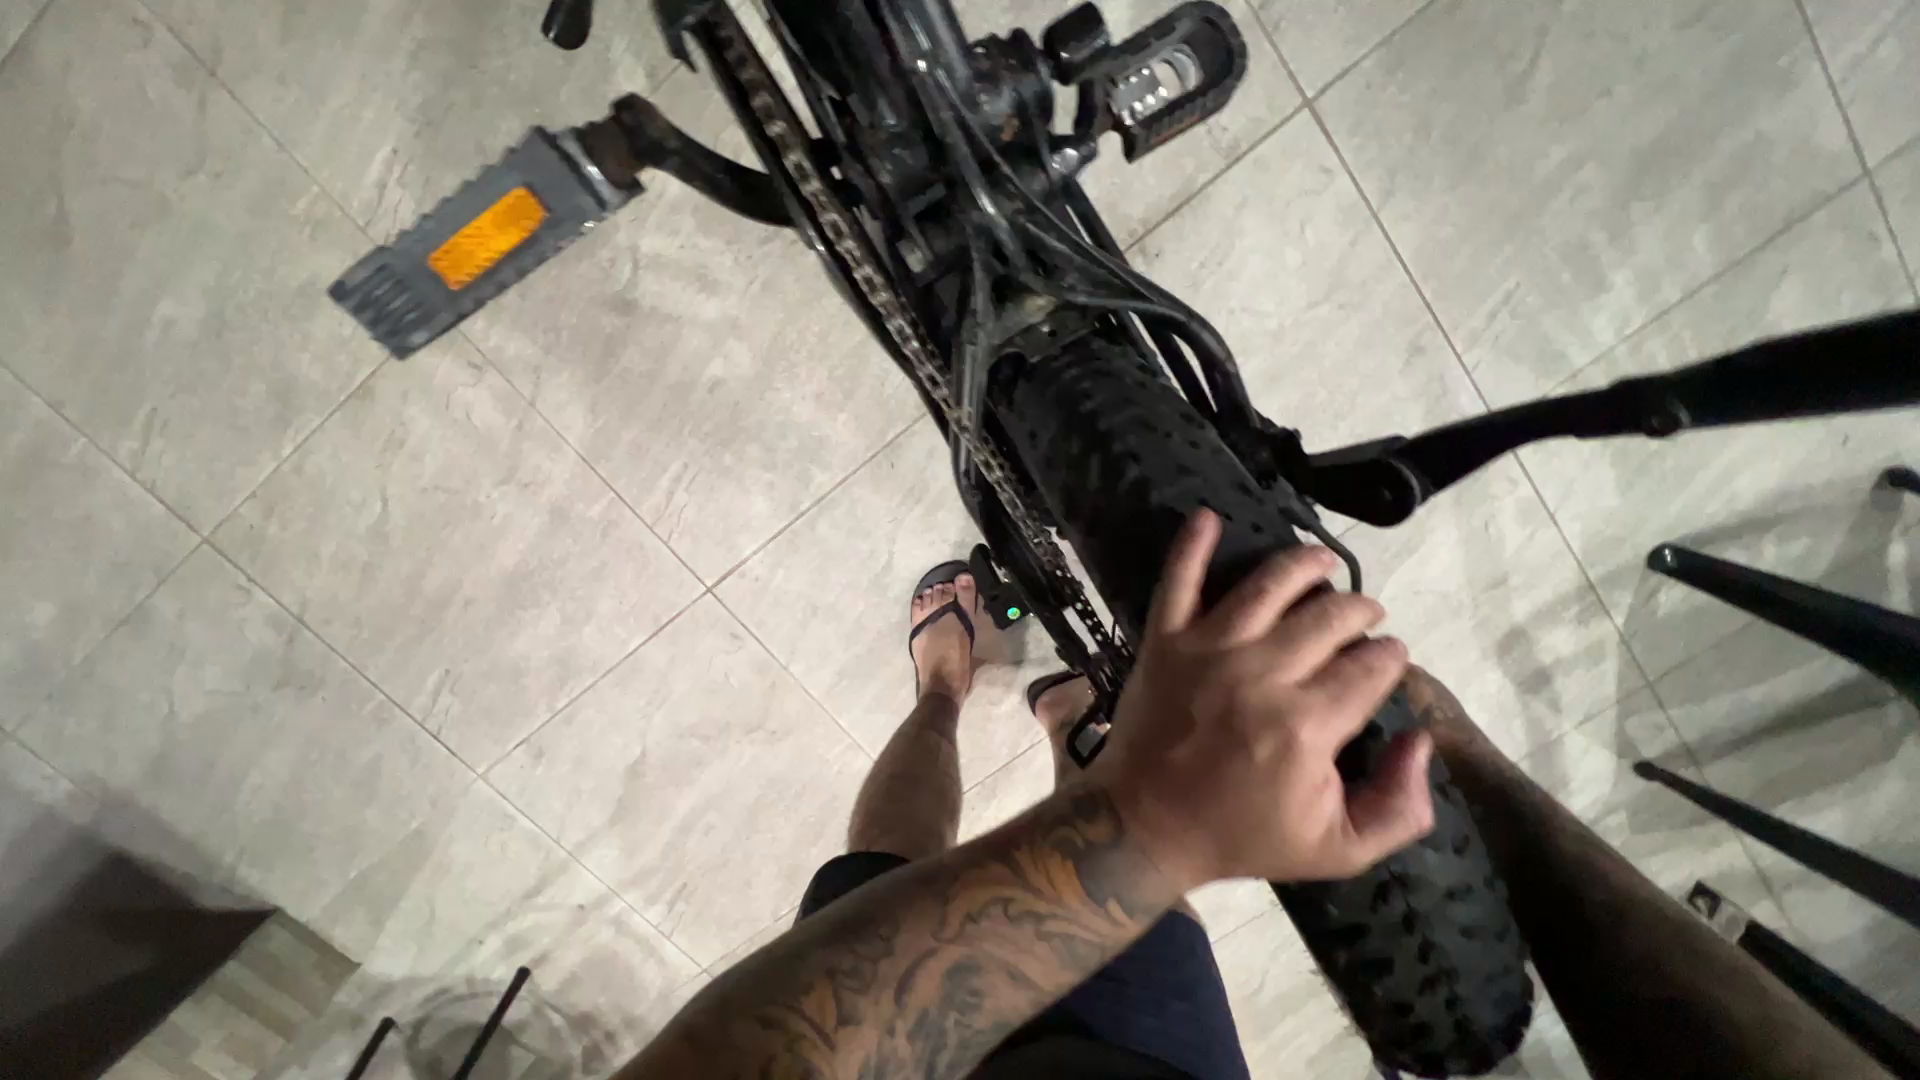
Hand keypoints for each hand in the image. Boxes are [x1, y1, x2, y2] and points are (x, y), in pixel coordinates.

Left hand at [1086, 508, 1435, 888]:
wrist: (1144, 823)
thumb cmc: (1240, 835)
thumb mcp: (1337, 849)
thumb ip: (1399, 806)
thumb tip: (1423, 741)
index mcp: (1308, 724)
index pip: (1370, 668)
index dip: (1389, 657)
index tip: (1387, 657)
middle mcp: (1261, 674)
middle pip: (1329, 618)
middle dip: (1358, 610)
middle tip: (1362, 615)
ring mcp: (1208, 649)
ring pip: (1267, 585)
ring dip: (1304, 564)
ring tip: (1322, 563)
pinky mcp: (1165, 640)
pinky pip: (1178, 581)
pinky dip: (1191, 545)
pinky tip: (1208, 515)